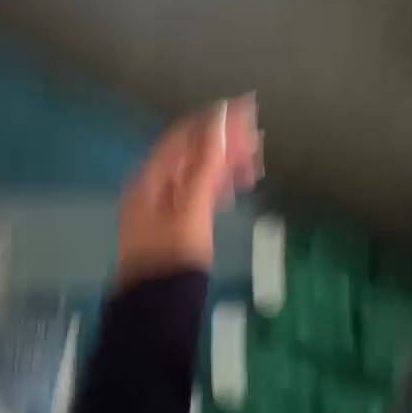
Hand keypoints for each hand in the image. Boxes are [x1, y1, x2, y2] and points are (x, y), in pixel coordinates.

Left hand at [117, 96, 262, 282]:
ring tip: (257, 162)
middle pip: (195, 151)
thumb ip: (207, 161)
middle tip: (258, 137)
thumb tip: (222, 119)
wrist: (161, 303)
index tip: (247, 110)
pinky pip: (203, 189)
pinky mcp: (179, 219)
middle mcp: (156, 183)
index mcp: (152, 176)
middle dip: (226, 141)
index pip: (186, 134)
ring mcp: (167, 202)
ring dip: (228, 162)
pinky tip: (242, 183)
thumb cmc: (175, 251)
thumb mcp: (193, 204)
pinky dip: (222, 181)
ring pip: (201, 170)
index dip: (216, 119)